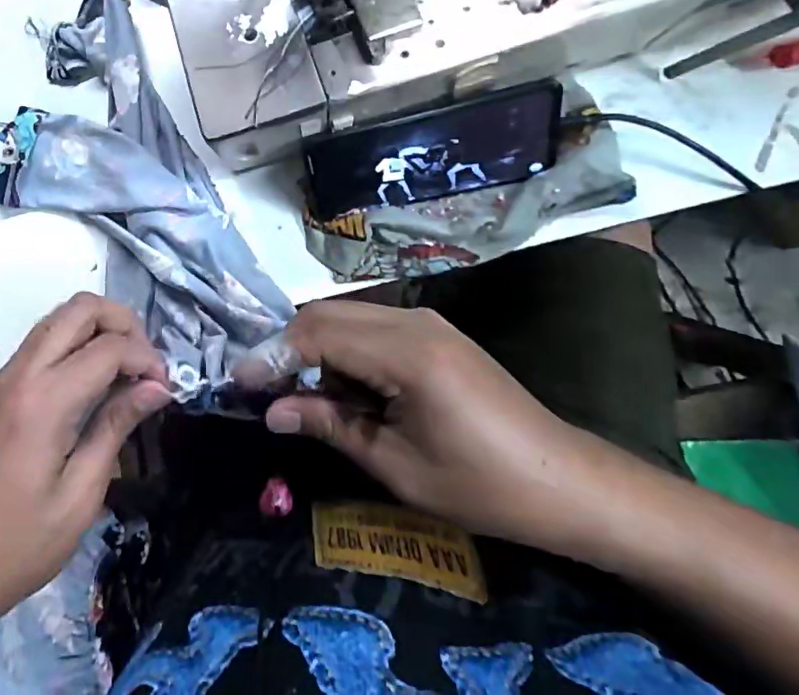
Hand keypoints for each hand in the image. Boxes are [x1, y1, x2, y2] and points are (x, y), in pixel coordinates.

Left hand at [0, 294, 169, 646]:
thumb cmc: (15, 549)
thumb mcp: (79, 498)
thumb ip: (116, 428)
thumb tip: (156, 387)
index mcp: (42, 402)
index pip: (109, 347)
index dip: (148, 358)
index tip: (165, 389)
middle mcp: (18, 376)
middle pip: (79, 308)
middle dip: (123, 321)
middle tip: (145, 363)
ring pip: (55, 320)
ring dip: (97, 329)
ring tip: (123, 370)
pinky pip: (38, 345)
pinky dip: (72, 345)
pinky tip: (88, 386)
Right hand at [249, 300, 597, 549]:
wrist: (561, 478)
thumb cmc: (480, 485)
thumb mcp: (398, 466)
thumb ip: (332, 426)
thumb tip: (274, 412)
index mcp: (407, 353)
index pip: (318, 333)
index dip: (273, 354)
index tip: (237, 381)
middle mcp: (414, 321)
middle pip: (328, 313)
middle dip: (288, 346)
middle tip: (259, 388)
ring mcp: (428, 322)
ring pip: (349, 317)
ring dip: (316, 348)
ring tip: (296, 395)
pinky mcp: (435, 333)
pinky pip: (373, 327)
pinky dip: (345, 350)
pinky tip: (341, 388)